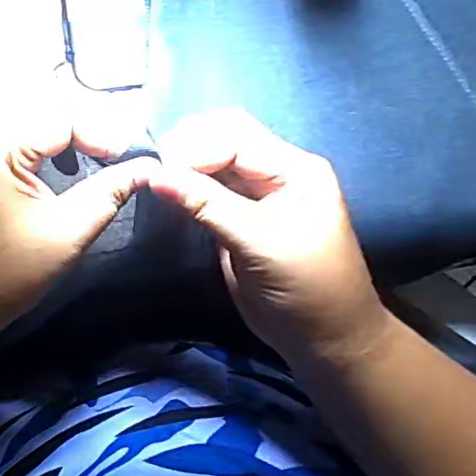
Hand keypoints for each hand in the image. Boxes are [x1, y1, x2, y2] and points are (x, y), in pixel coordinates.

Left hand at [0, 113, 154, 355]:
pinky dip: (48, 140)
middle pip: (47, 107)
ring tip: (100, 154)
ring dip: (70, 131)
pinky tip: (67, 161)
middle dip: (90, 126)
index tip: (134, 160)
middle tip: (121, 154)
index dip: (104, 135)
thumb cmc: (7, 273)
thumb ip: (110, 192)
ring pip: (33, 116)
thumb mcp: (67, 232)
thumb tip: (150, 166)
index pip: (63, 118)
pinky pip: (19, 132)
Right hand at [149, 109, 391, 371]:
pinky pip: (210, 189)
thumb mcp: (258, 242)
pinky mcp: (240, 216)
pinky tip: (167, 191)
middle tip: (152, 169)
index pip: (237, 137)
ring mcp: (258, 193)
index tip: (158, 167)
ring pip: (214, 163)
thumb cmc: (305, 288)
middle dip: (187, 149)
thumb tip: (157, 175)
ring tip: (153, 177)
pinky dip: (187, 187)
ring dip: (184, 166)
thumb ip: (208, 205)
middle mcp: (277, 172)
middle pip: (225, 140)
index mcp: (295, 168)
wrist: (324, 338)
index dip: (195, 147)